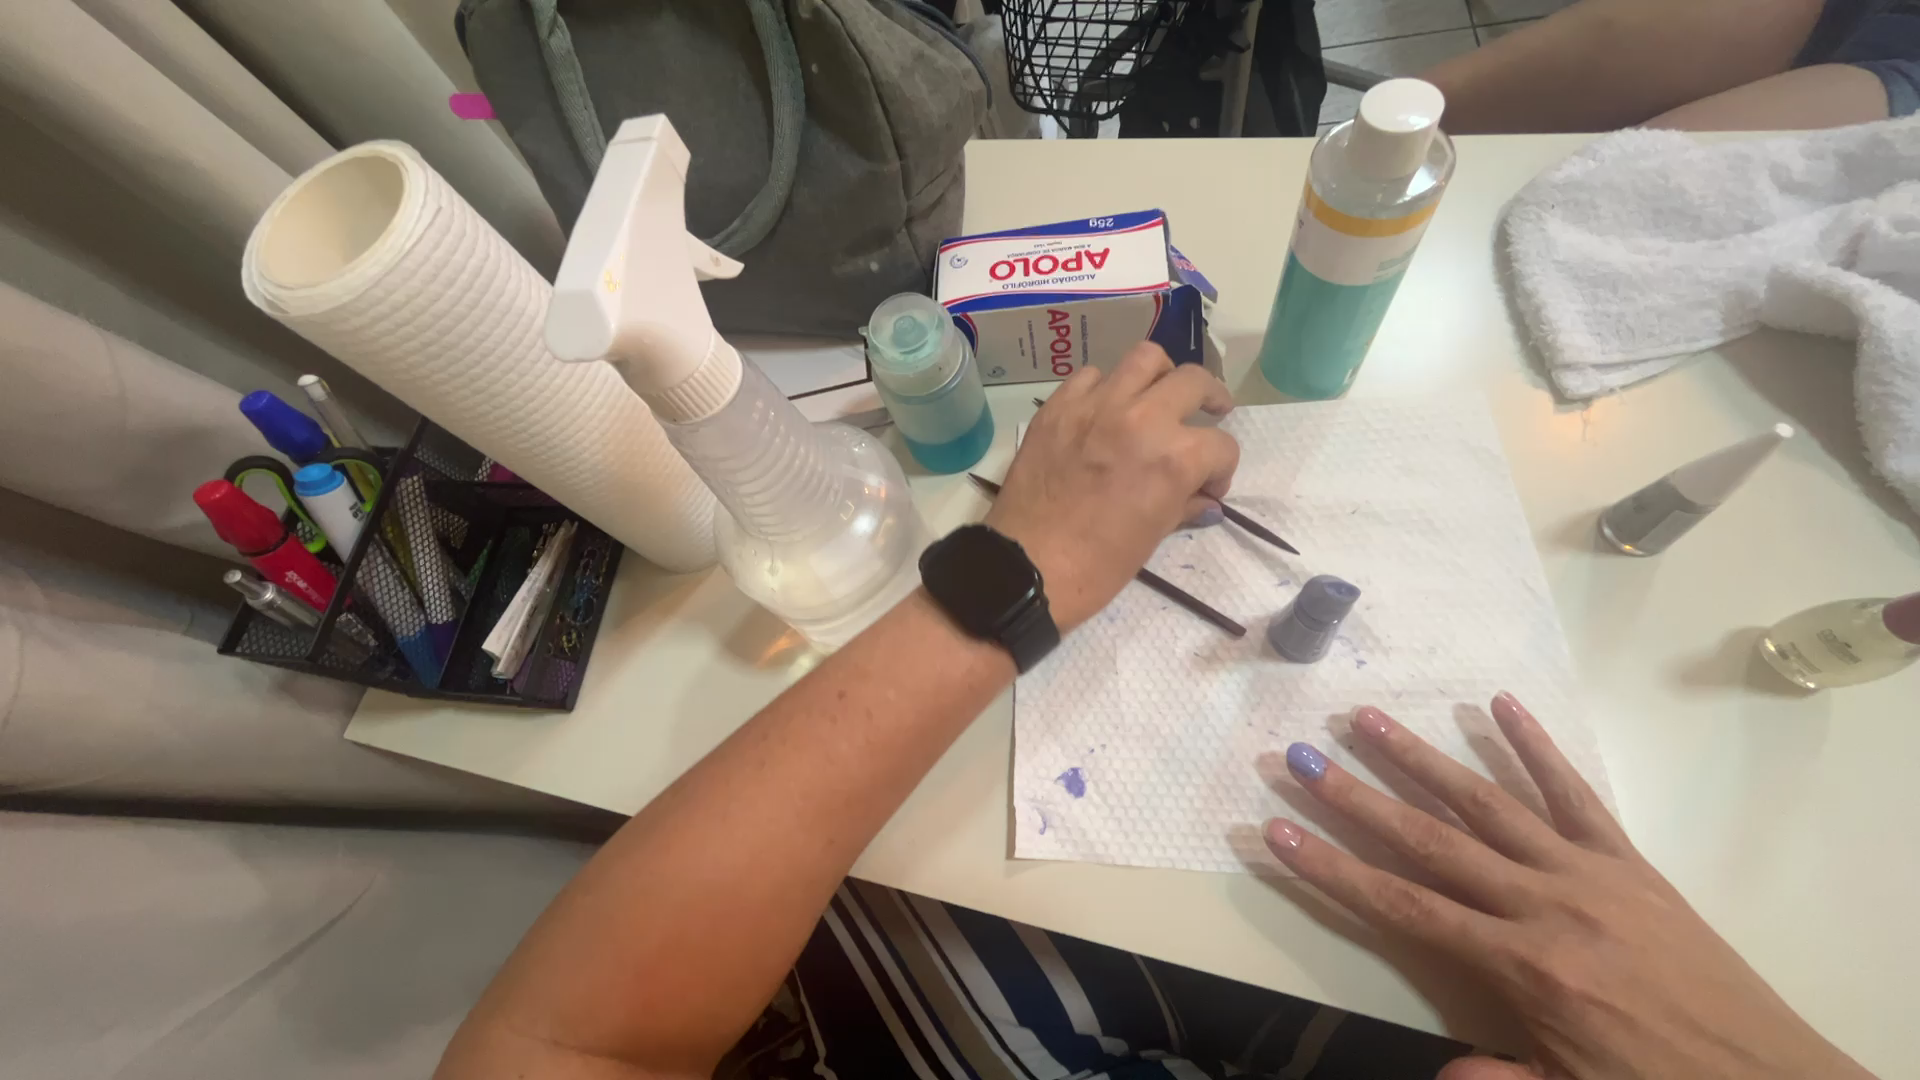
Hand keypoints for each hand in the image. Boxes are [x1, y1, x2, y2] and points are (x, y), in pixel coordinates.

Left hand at [986, 343, 1236, 631]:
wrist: (1027, 566)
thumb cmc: (1096, 566)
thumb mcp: (1152, 538)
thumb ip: (1183, 505)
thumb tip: (1206, 499)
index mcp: (1174, 457)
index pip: (1220, 446)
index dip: (1221, 470)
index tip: (1209, 486)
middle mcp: (1140, 418)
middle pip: (1192, 381)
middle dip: (1210, 397)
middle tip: (1211, 411)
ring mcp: (1095, 407)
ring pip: (1144, 359)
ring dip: (1161, 376)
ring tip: (1160, 395)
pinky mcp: (1057, 408)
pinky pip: (1089, 377)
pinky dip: (1105, 388)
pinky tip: (1105, 410)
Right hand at [1264, 693, 1874, 1079]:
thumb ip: (1496, 1078)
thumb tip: (1435, 1072)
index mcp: (1519, 964)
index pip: (1400, 904)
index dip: (1332, 869)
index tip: (1277, 832)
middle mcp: (1541, 904)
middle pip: (1427, 839)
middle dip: (1356, 797)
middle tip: (1302, 756)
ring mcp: (1584, 872)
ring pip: (1486, 802)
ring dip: (1420, 757)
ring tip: (1369, 718)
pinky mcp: (1625, 859)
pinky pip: (1574, 795)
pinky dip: (1536, 747)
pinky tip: (1500, 703)